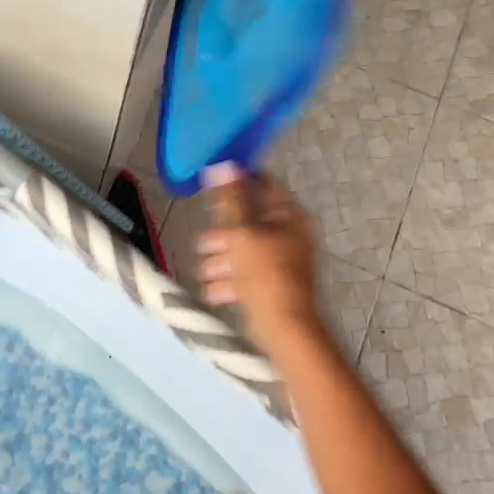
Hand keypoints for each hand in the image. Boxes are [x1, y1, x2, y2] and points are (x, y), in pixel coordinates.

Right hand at [194, 163, 325, 350]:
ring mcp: (283, 260)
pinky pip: (248, 273)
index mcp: (289, 216)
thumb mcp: (242, 233)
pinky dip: (230, 280)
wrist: (284, 329)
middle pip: (248, 220)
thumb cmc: (264, 276)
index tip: (210, 197)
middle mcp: (290, 233)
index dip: (234, 186)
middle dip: (222, 233)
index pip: (260, 185)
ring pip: (245, 249)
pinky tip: (214, 291)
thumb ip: (230, 199)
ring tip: (204, 272)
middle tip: (203, 244)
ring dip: (221, 259)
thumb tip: (223, 164)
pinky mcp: (275, 284)